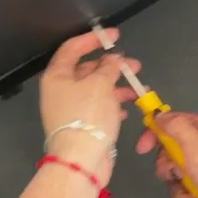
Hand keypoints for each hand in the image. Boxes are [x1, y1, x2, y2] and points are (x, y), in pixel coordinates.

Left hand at [39, 29, 140, 184]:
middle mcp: (61, 90)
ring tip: (139, 89)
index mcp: (57, 76)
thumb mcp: (100, 84)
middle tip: (134, 66)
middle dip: (113, 66)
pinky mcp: (81, 125)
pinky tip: (127, 108)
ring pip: (96, 89)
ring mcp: (70, 109)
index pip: (73, 48)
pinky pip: (99, 107)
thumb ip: (109, 67)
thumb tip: (114, 60)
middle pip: (87, 69)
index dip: (94, 39)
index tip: (114, 36)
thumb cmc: (87, 116)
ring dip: (118, 86)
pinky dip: (114, 104)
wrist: (80, 161)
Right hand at [135, 112, 197, 197]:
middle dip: (171, 168)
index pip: (176, 121)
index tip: (142, 149)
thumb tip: (159, 114)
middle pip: (176, 149)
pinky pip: (190, 190)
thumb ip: (176, 128)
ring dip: (181, 189)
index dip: (156, 133)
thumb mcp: (197, 150)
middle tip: (174, 177)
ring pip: (180, 173)